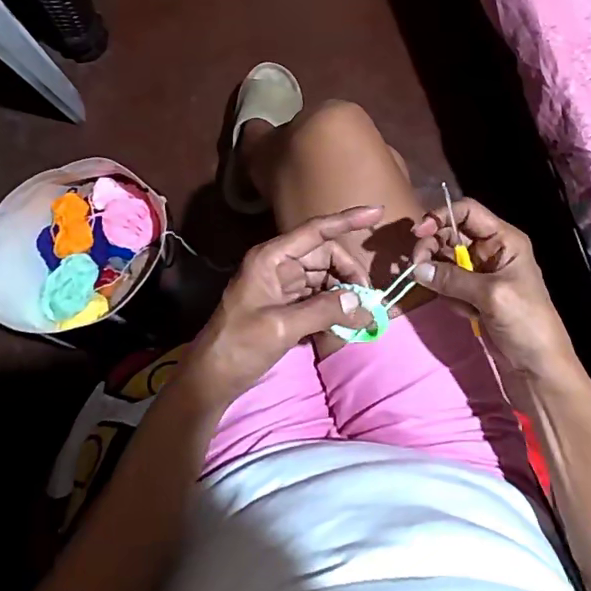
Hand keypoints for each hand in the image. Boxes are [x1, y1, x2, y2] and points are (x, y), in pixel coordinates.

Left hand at [181, 206, 382, 405]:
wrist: (211, 378)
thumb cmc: (239, 345)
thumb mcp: (282, 327)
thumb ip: (323, 310)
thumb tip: (360, 302)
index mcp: (271, 258)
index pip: (316, 230)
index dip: (348, 220)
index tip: (378, 212)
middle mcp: (278, 265)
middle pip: (325, 255)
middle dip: (350, 273)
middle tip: (368, 300)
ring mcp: (282, 285)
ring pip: (325, 277)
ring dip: (345, 293)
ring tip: (361, 317)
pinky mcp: (286, 305)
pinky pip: (319, 297)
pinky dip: (335, 307)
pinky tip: (346, 324)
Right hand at [407, 198, 578, 380]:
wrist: (539, 368)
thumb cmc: (526, 323)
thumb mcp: (491, 295)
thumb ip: (453, 278)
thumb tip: (417, 269)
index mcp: (504, 240)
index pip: (468, 211)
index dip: (442, 215)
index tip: (419, 232)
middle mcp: (491, 250)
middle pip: (451, 233)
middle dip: (432, 245)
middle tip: (416, 266)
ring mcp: (481, 274)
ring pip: (445, 258)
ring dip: (434, 270)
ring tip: (431, 287)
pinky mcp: (473, 295)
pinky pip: (447, 283)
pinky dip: (443, 291)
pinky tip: (455, 308)